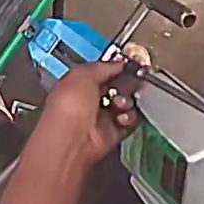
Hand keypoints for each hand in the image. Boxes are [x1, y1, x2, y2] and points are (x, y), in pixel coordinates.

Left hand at [23, 60, 138, 175]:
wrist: (72, 139)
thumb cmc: (71, 104)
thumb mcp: (83, 75)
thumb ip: (102, 67)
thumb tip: (118, 64)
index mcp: (77, 84)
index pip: (101, 72)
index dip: (115, 67)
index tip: (130, 64)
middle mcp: (89, 101)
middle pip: (116, 88)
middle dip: (126, 84)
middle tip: (132, 82)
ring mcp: (101, 118)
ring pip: (125, 104)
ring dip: (127, 101)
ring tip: (120, 104)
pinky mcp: (112, 133)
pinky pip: (129, 122)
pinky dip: (130, 118)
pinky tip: (122, 117)